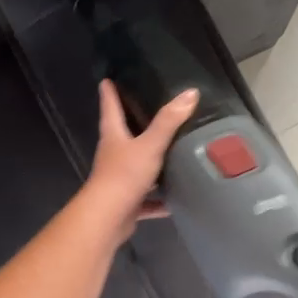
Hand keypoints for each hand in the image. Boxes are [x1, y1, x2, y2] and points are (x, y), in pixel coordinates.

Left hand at [85, 80, 197, 236]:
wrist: (109, 217)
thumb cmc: (125, 174)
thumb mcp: (150, 145)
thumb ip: (169, 121)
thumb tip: (190, 92)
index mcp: (114, 137)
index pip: (110, 108)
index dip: (109, 93)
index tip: (107, 80)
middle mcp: (113, 156)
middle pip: (121, 136)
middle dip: (131, 125)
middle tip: (145, 112)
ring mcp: (119, 181)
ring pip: (136, 168)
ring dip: (149, 164)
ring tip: (169, 155)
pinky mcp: (127, 203)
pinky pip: (146, 200)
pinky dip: (159, 202)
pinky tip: (175, 202)